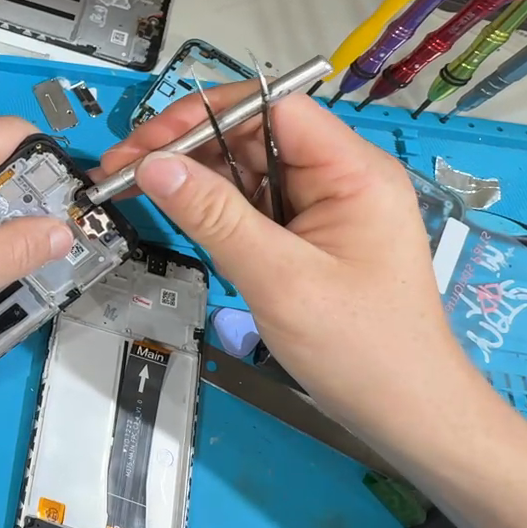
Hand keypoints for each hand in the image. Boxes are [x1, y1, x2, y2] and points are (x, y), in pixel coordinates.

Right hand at [99, 85, 490, 451]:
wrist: (408, 419)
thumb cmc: (360, 349)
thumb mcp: (278, 278)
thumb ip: (213, 216)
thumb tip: (151, 165)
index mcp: (350, 171)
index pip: (270, 108)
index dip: (204, 114)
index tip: (148, 143)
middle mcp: (333, 176)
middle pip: (246, 134)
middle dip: (180, 146)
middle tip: (118, 168)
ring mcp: (315, 204)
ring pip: (237, 167)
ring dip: (182, 174)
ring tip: (125, 186)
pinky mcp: (298, 231)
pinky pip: (241, 200)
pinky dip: (199, 203)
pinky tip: (163, 207)